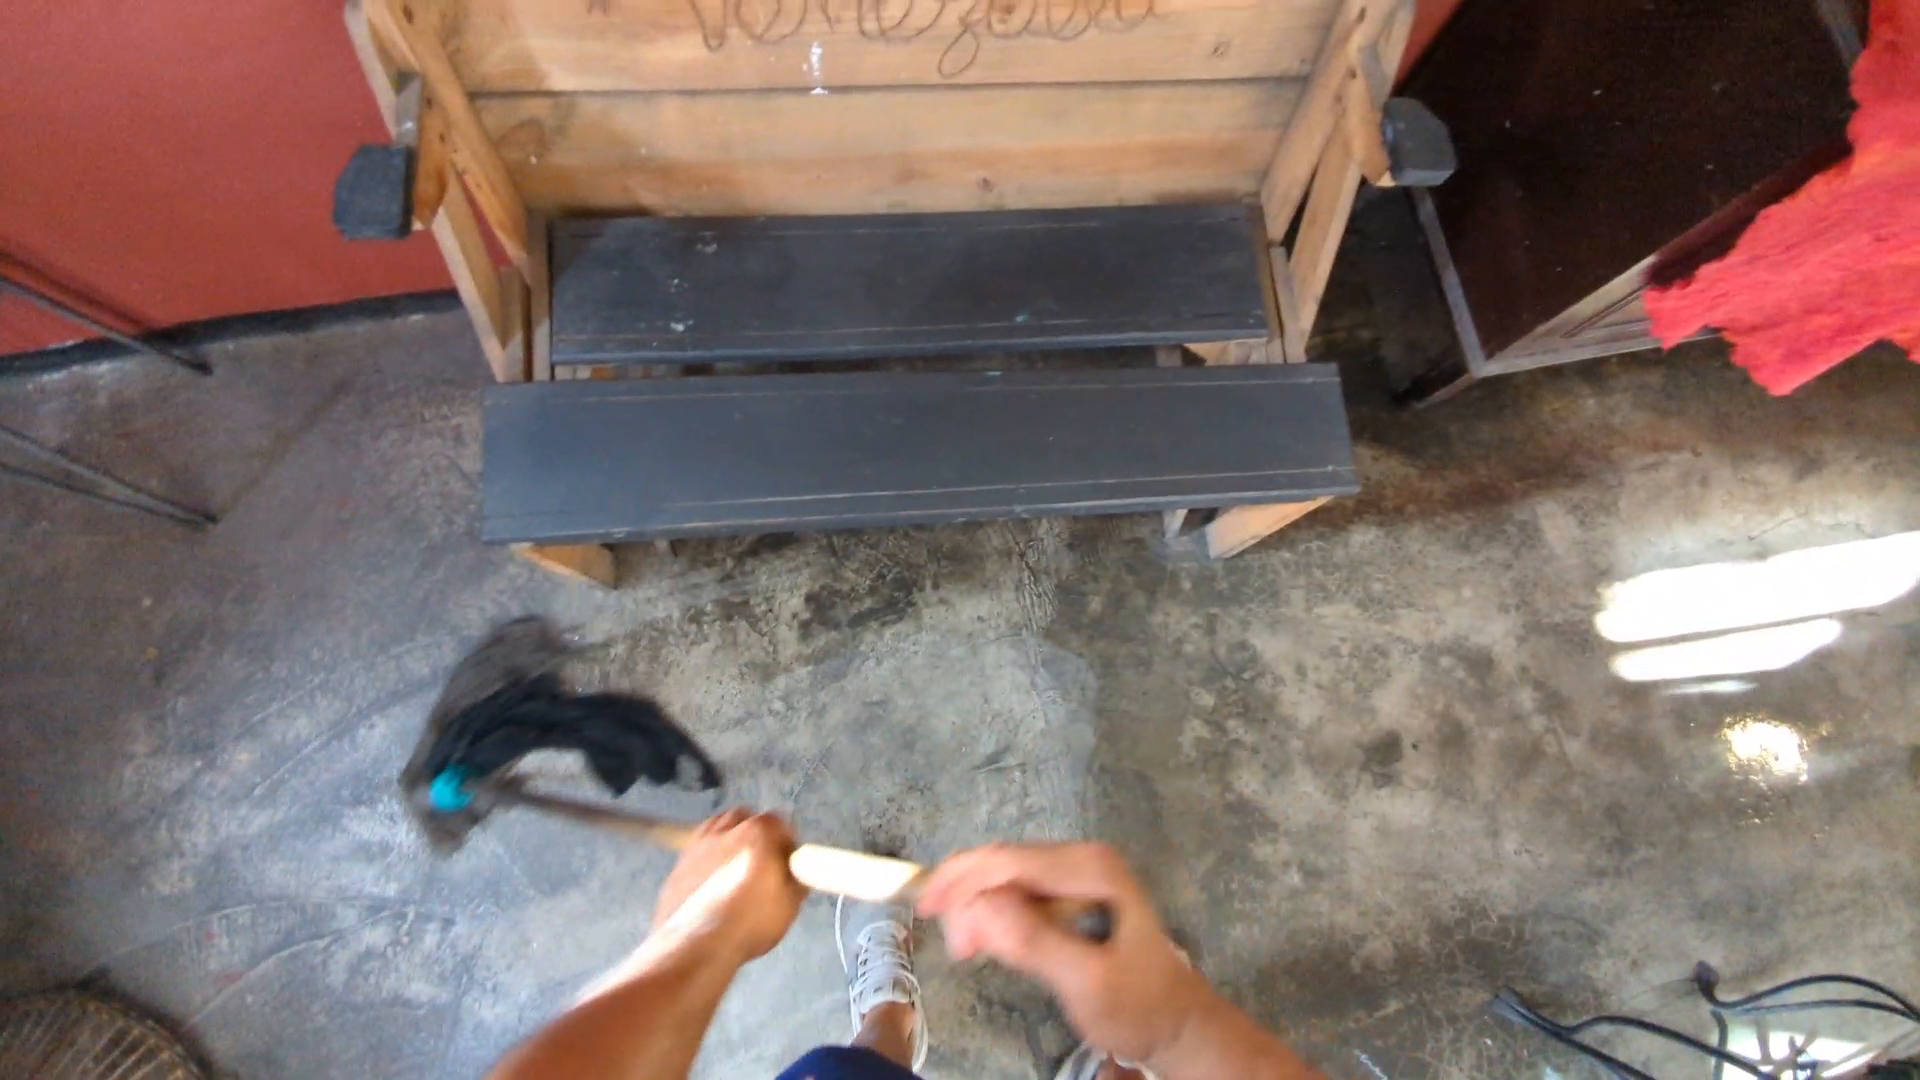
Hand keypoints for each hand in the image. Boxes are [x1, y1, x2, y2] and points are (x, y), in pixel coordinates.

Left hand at [651, 808, 804, 962]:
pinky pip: (697, 849)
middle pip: (747, 819)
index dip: (787, 845)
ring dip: (728, 839)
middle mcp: (729, 828)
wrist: (696, 946)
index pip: (781, 825)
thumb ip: (796, 879)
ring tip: (733, 867)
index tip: (787, 866)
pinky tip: (711, 881)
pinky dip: (706, 857)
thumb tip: (794, 872)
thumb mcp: (790, 904)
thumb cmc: (751, 922)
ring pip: (718, 828)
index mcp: (761, 831)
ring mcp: (700, 844)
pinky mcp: (678, 863)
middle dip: (755, 834)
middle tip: (760, 863)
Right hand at [917, 843, 1218, 1067]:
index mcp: (1091, 868)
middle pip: (1004, 859)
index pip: (1011, 860)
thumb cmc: (1139, 1004)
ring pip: (1006, 871)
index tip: (929, 908)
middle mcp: (1082, 857)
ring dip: (974, 898)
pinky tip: (980, 933)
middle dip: (964, 889)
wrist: (1177, 1022)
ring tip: (959, 942)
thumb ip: (1034, 942)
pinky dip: (992, 906)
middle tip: (937, 928)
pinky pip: (1018, 887)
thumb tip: (979, 908)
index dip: (965, 879)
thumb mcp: (1087, 981)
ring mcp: (1076, 870)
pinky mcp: (1068, 889)